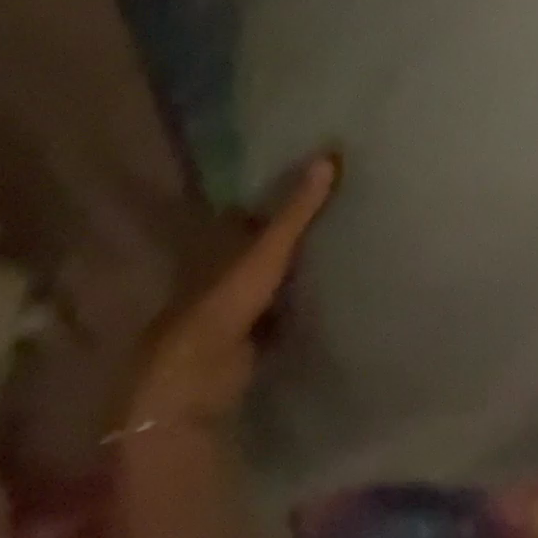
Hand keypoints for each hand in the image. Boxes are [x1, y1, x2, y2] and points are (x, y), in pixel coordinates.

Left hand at [126, 155, 338, 429]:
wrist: (194, 381)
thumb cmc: (220, 306)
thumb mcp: (264, 253)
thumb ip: (295, 212)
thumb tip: (328, 156)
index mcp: (213, 248)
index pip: (241, 213)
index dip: (267, 194)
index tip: (305, 175)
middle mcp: (217, 274)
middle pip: (254, 245)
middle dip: (285, 230)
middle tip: (335, 204)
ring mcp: (231, 309)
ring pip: (268, 277)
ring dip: (295, 265)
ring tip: (343, 242)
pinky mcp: (249, 338)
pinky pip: (280, 309)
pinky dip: (300, 299)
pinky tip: (330, 291)